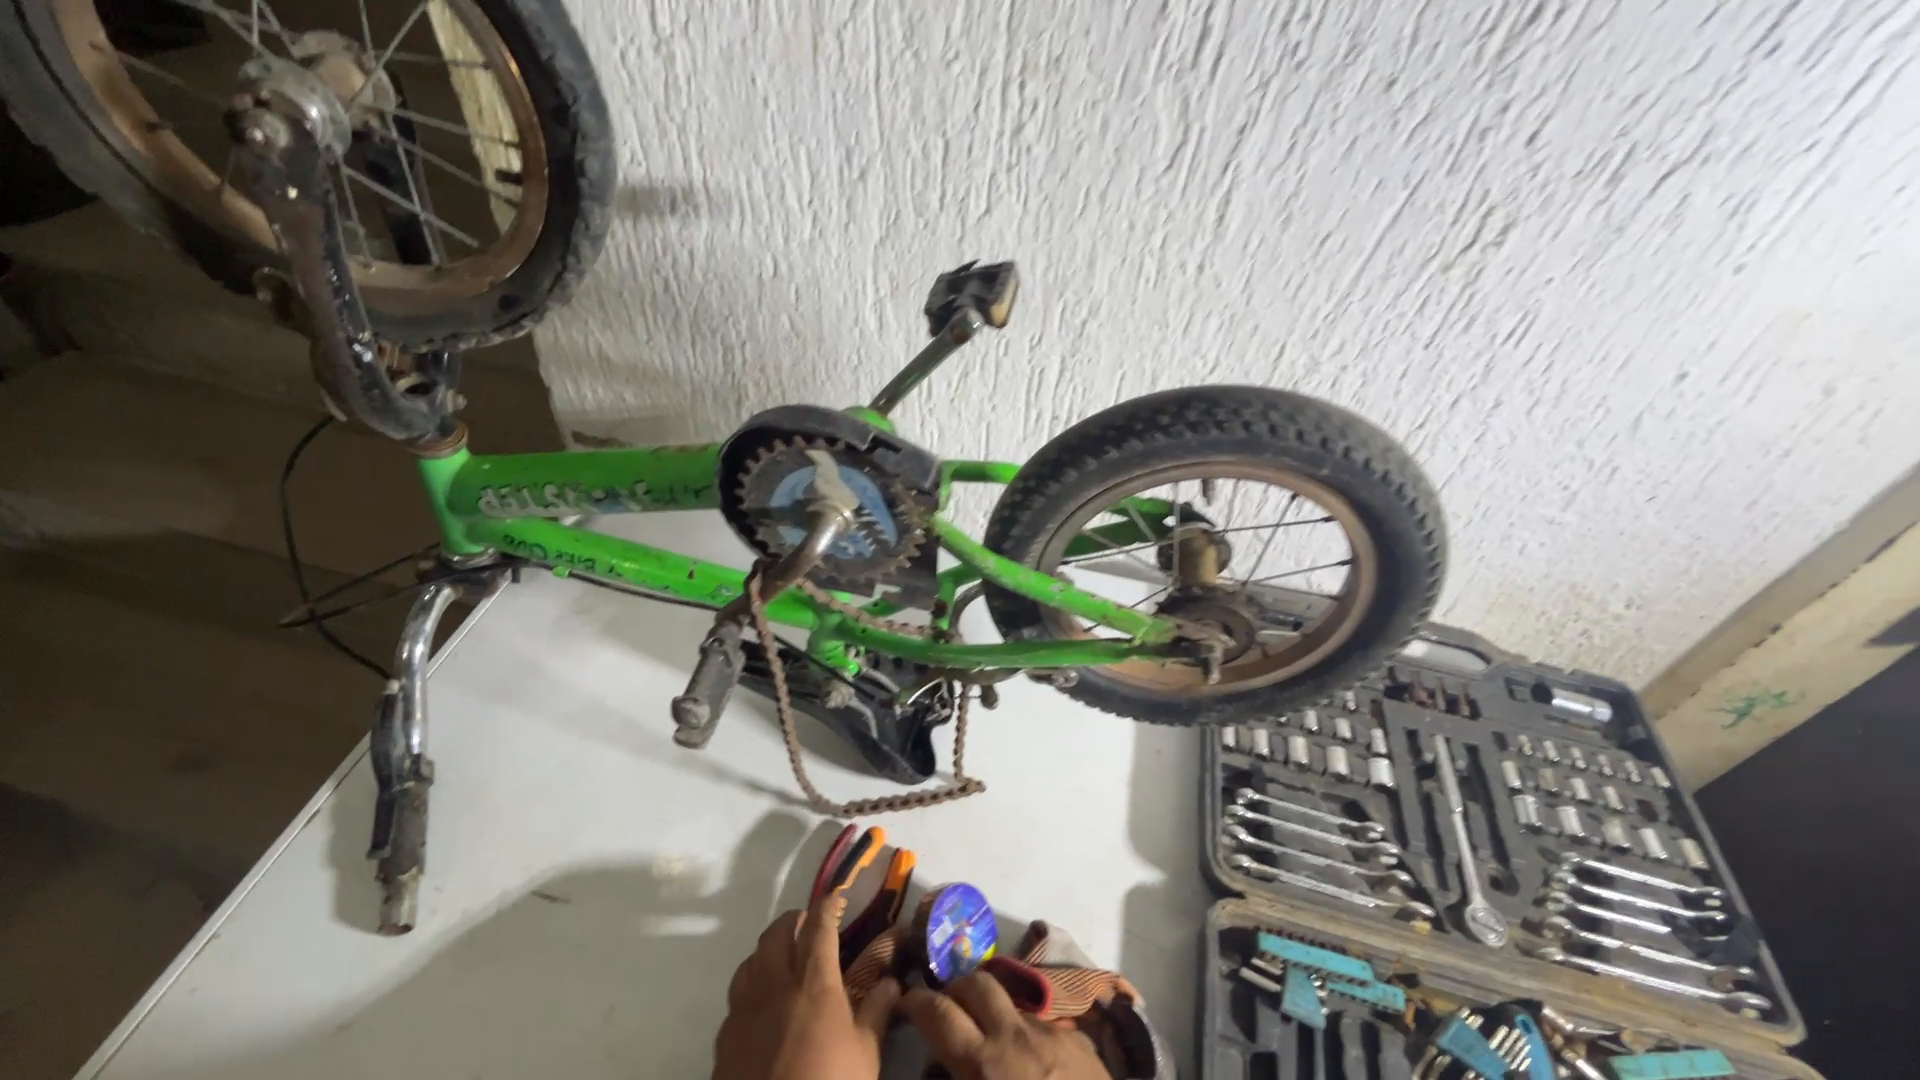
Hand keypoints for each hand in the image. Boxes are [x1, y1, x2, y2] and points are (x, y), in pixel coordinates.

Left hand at [712, 893, 900, 1079]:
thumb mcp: (866, 1054)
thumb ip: (876, 1011)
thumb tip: (891, 981)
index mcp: (814, 982)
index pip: (819, 927)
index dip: (828, 906)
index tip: (836, 896)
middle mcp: (775, 984)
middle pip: (777, 933)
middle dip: (794, 920)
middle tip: (809, 924)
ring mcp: (744, 1009)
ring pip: (751, 959)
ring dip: (768, 949)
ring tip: (783, 958)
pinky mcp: (725, 1036)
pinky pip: (737, 995)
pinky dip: (751, 985)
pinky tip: (762, 1004)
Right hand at [901, 971, 1109, 1079]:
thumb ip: (959, 1077)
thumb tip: (945, 1067)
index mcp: (984, 1064)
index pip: (939, 1012)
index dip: (917, 1001)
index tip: (907, 1003)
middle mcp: (1015, 1037)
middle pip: (977, 983)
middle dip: (956, 989)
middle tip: (948, 1008)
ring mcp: (1051, 1034)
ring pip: (1012, 1003)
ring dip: (994, 1012)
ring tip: (990, 1037)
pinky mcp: (1079, 1041)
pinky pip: (1043, 1025)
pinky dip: (1027, 1035)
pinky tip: (1032, 1063)